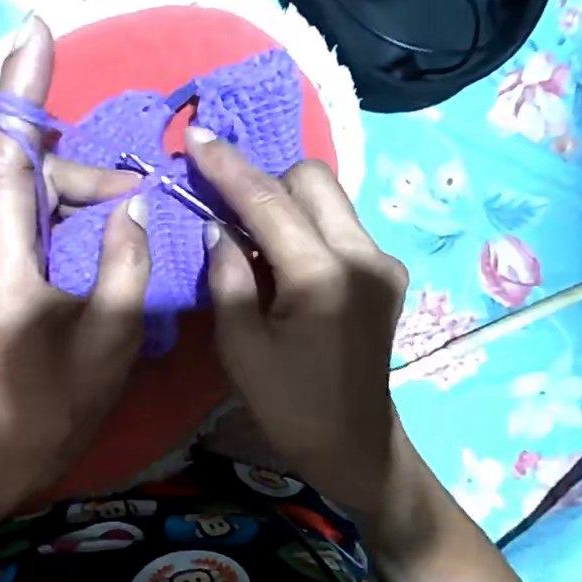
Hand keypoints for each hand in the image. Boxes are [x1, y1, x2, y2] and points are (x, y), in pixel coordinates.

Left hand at [0, 17, 150, 502]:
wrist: (19, 438)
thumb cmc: (67, 397)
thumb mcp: (115, 335)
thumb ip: (127, 261)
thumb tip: (136, 203)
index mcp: (3, 270)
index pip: (4, 162)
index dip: (18, 93)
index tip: (36, 30)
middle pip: (26, 174)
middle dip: (84, 172)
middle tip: (140, 198)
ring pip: (31, 192)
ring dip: (82, 194)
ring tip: (131, 218)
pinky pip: (29, 214)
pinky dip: (68, 209)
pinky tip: (102, 225)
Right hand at [187, 127, 410, 515]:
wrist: (356, 443)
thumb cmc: (290, 406)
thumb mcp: (240, 348)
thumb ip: (227, 277)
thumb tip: (218, 227)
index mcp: (323, 277)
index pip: (268, 201)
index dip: (228, 167)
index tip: (196, 137)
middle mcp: (363, 255)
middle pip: (311, 178)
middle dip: (263, 181)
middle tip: (225, 209)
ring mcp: (381, 262)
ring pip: (328, 197)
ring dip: (284, 200)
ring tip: (249, 234)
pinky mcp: (385, 272)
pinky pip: (338, 224)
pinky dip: (304, 224)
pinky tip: (281, 258)